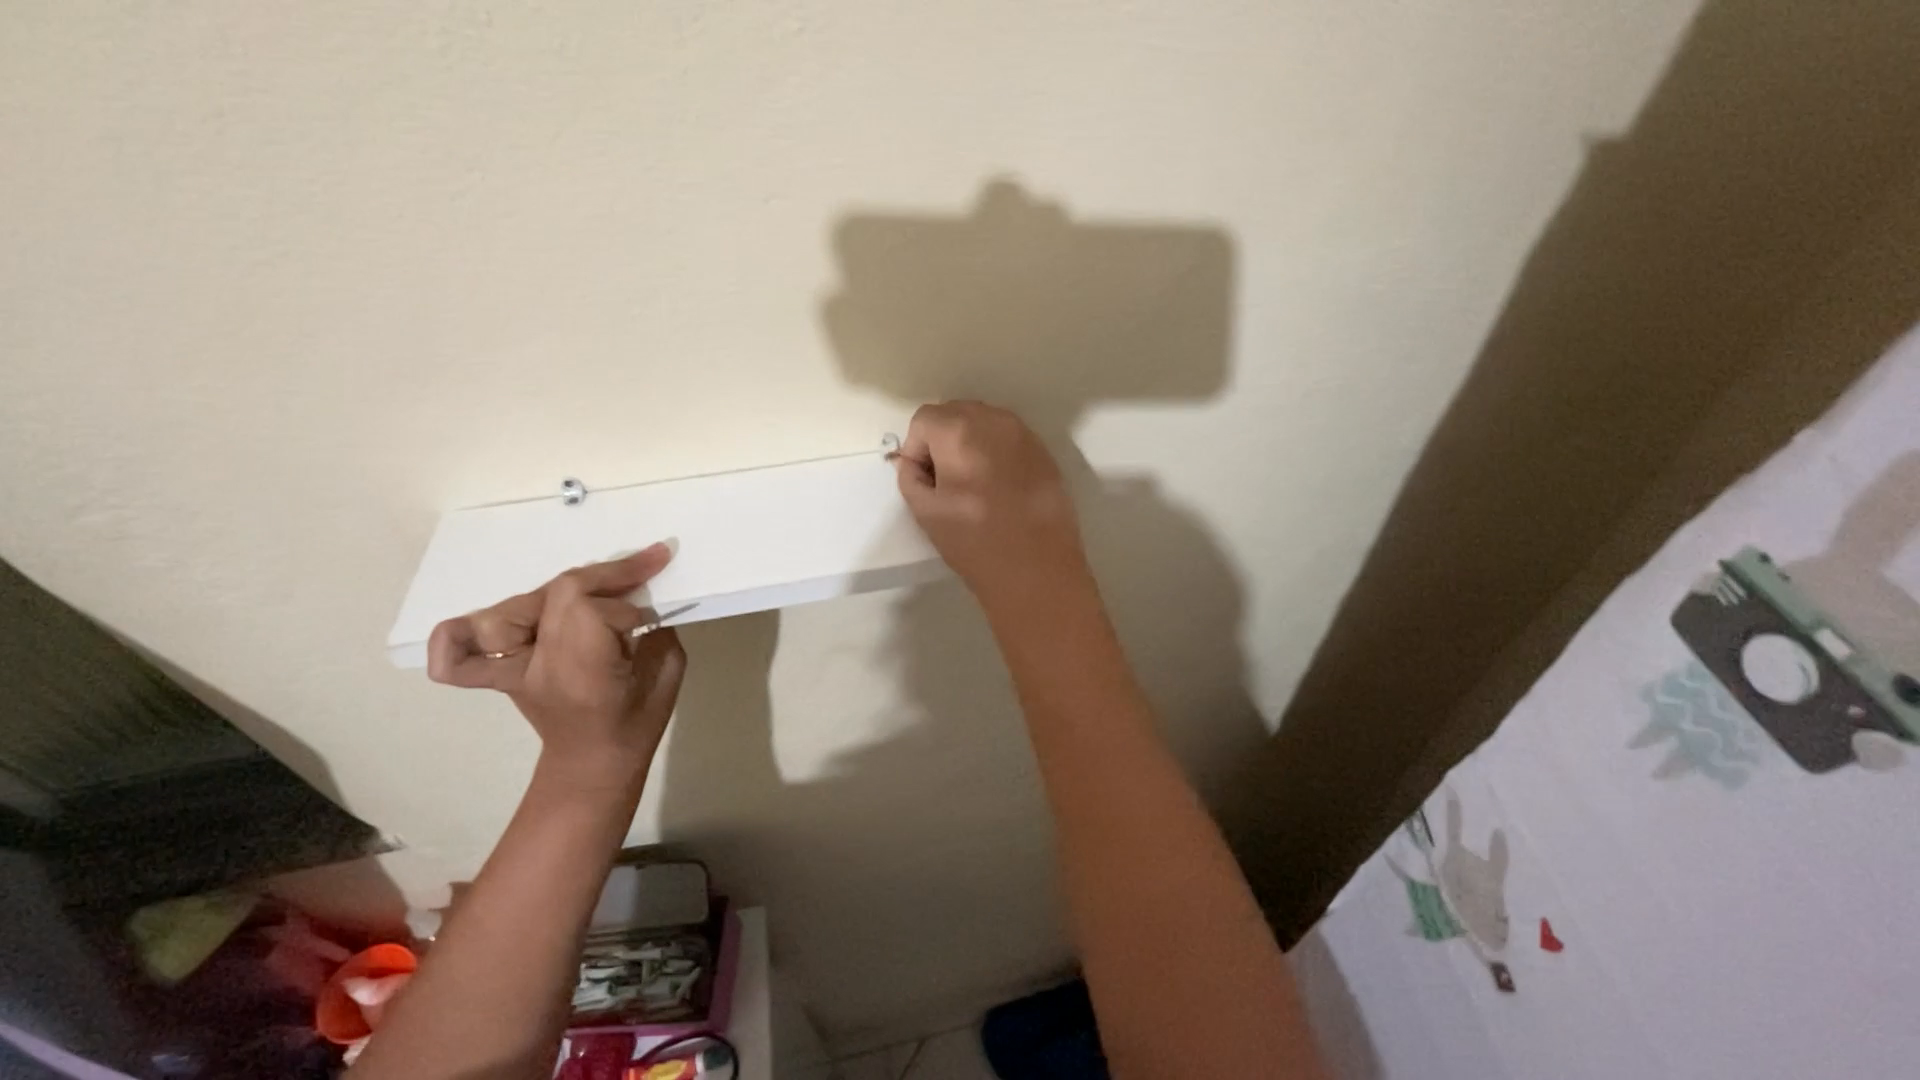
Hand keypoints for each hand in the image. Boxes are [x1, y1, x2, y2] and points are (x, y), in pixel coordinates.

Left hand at [425, 545, 687, 777]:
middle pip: (560, 593)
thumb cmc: (636, 724)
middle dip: (607, 576)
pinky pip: (459, 654)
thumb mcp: (667, 674)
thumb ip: (656, 630)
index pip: (595, 612)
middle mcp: (539, 667)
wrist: (591, 766)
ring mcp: (510, 669)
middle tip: (642, 571)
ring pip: (514, 607)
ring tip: (589, 595)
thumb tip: (641, 596)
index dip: (628, 605)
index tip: (650, 619)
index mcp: (584, 674)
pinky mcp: (497, 671)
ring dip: (557, 591)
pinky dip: (458, 636)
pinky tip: (486, 625)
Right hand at [893, 401, 1092, 609]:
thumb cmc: (975, 542)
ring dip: (971, 442)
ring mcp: (1024, 434)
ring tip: (975, 483)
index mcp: (959, 431)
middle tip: (946, 480)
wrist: (1037, 569)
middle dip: (943, 439)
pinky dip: (997, 452)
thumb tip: (914, 461)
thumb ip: (911, 476)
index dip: (917, 448)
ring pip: (985, 422)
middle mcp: (994, 421)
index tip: (925, 479)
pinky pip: (1010, 438)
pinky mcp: (1045, 452)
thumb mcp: (925, 512)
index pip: (924, 419)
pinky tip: (1001, 488)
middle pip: (956, 413)